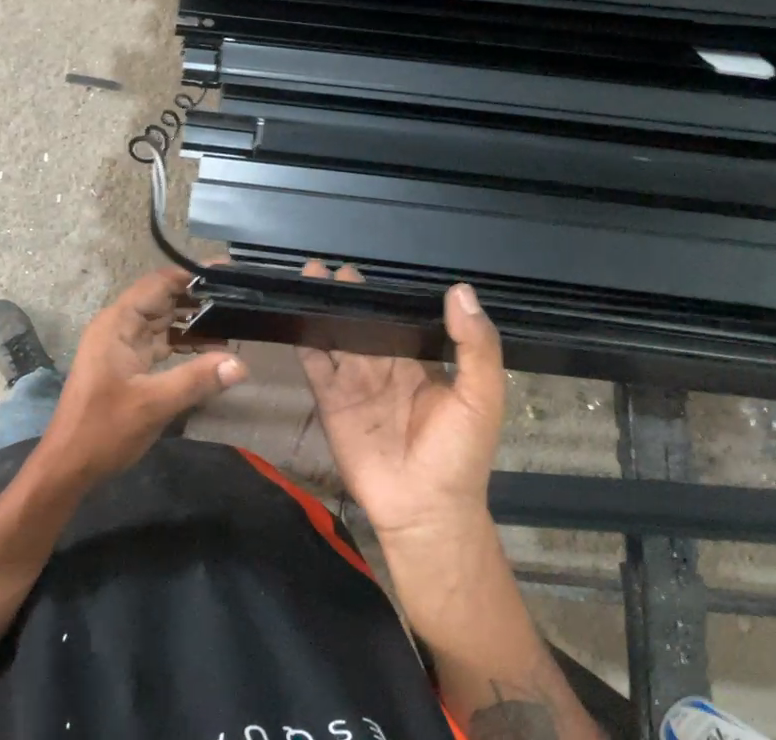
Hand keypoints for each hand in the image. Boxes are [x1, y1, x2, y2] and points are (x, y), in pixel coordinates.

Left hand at [34, 268, 248, 488]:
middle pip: (162, 300)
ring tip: (236, 323)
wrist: (69, 464)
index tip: (228, 275)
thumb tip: (240, 363)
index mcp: (117, 324)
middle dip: (198, 299)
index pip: (158, 283)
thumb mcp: (155, 403)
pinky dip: (183, 345)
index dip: (191, 276)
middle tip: (242, 300)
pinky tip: (213, 353)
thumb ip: (198, 379)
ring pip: (162, 323)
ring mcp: (120, 347)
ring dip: (194, 324)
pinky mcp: (126, 367)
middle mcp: (118, 327)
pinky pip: (159, 345)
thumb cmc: (104, 429)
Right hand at [295, 261, 505, 541]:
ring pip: (335, 337)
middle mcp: (384, 368)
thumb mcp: (482, 397)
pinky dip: (304, 340)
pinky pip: (315, 364)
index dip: (384, 295)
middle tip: (329, 268)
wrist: (424, 507)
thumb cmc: (460, 454)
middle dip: (347, 296)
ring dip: (323, 309)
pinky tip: (294, 315)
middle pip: (362, 323)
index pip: (400, 320)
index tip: (371, 268)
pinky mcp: (330, 401)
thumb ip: (475, 346)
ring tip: (308, 278)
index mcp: (421, 364)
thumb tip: (459, 290)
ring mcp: (354, 384)